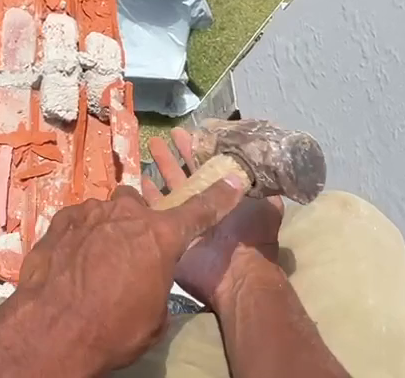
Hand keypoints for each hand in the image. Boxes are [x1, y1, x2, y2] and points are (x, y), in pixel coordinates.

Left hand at [13, 177, 244, 372]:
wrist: (55, 325)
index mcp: (160, 236)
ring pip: (108, 210)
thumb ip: (158, 281)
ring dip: (108, 230)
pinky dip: (81, 236)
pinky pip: (80, 220)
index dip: (217, 198)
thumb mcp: (154, 315)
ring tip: (96, 263)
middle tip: (131, 254)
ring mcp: (92, 210)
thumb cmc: (115, 328)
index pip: (198, 211)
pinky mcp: (62, 216)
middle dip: (139, 224)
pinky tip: (73, 261)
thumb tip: (149, 276)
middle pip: (141, 206)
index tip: (233, 181)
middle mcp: (128, 212)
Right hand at [145, 128, 285, 309]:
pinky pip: (155, 210)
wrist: (235, 273)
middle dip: (174, 154)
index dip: (197, 149)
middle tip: (162, 134)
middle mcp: (204, 205)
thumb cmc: (250, 236)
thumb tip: (263, 164)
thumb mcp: (266, 205)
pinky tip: (137, 179)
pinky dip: (146, 195)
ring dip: (160, 167)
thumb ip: (262, 185)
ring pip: (169, 187)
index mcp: (224, 196)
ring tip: (150, 146)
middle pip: (185, 174)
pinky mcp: (170, 231)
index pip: (208, 167)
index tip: (186, 132)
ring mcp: (186, 218)